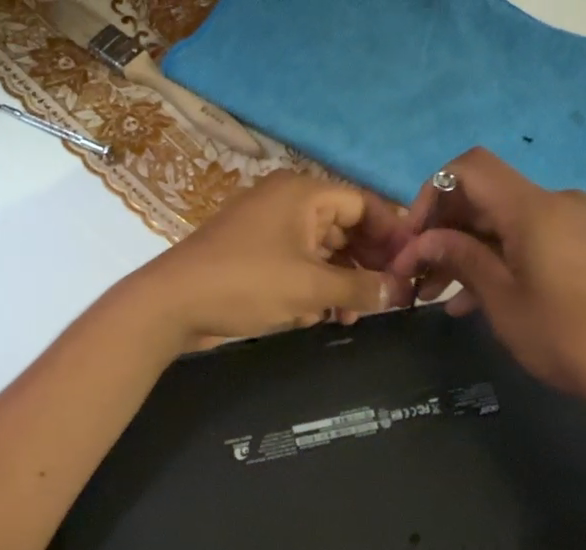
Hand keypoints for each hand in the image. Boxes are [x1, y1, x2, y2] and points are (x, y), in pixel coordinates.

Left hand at [130, 172, 409, 352]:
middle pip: (345, 229)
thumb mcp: (310, 289)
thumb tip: (400, 292)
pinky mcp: (254, 257)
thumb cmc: (246, 284)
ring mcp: (268, 229)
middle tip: (387, 300)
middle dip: (366, 267)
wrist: (173, 303)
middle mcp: (288, 203)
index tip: (411, 269)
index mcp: (304, 193)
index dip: (392, 236)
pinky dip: (312, 291)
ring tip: (353, 318)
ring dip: (340, 285)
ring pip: (321, 253)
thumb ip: (359, 289)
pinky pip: (297, 267)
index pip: (364, 204)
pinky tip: (320, 319)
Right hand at [389, 148, 585, 413]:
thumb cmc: (564, 336)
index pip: (468, 169)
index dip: (429, 195)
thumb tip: (425, 240)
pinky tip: (467, 302)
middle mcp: (554, 203)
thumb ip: (461, 260)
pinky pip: (526, 242)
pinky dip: (494, 262)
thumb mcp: (502, 300)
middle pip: (484, 196)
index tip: (410, 241)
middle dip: (442, 231)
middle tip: (411, 277)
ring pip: (503, 224)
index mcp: (533, 207)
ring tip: (431, 297)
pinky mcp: (580, 249)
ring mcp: (571, 225)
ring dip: (464, 252)